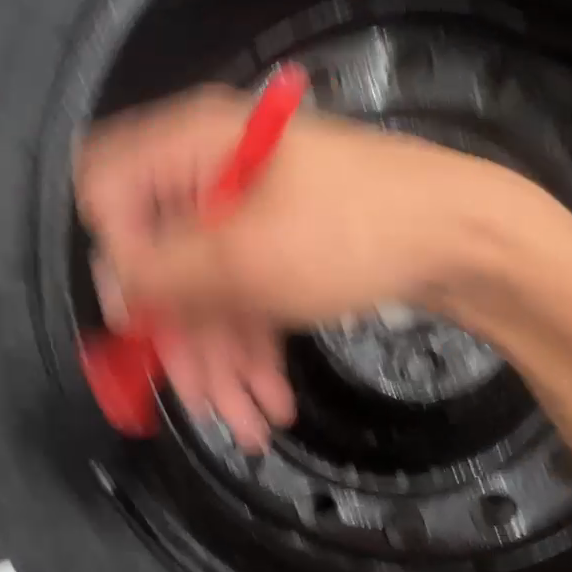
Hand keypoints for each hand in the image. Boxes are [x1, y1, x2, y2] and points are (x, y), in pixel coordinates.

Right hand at [77, 85, 571, 444]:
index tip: (136, 322)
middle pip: (166, 268)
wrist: (461, 241)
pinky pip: (246, 300)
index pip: (111, 194)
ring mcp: (251, 213)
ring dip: (225, 367)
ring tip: (250, 425)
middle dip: (188, 348)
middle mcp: (215, 173)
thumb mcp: (242, 260)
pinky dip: (254, 351)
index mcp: (195, 147)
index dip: (116, 262)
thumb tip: (109, 290)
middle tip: (205, 406)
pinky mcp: (282, 246)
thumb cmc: (352, 234)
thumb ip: (161, 275)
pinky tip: (269, 400)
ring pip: (210, 297)